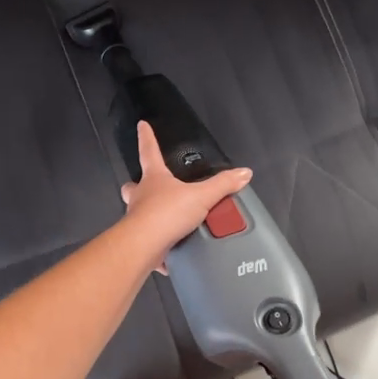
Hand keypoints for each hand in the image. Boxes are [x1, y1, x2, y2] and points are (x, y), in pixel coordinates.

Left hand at [119, 121, 251, 272]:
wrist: (144, 246)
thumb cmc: (168, 212)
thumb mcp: (201, 196)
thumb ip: (223, 185)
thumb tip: (245, 172)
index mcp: (154, 179)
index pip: (149, 151)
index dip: (146, 137)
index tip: (141, 125)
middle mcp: (140, 196)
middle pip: (132, 186)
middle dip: (136, 185)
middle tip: (148, 188)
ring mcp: (136, 219)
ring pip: (138, 213)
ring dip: (148, 215)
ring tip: (167, 222)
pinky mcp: (138, 242)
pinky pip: (147, 242)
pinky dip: (157, 247)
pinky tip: (169, 253)